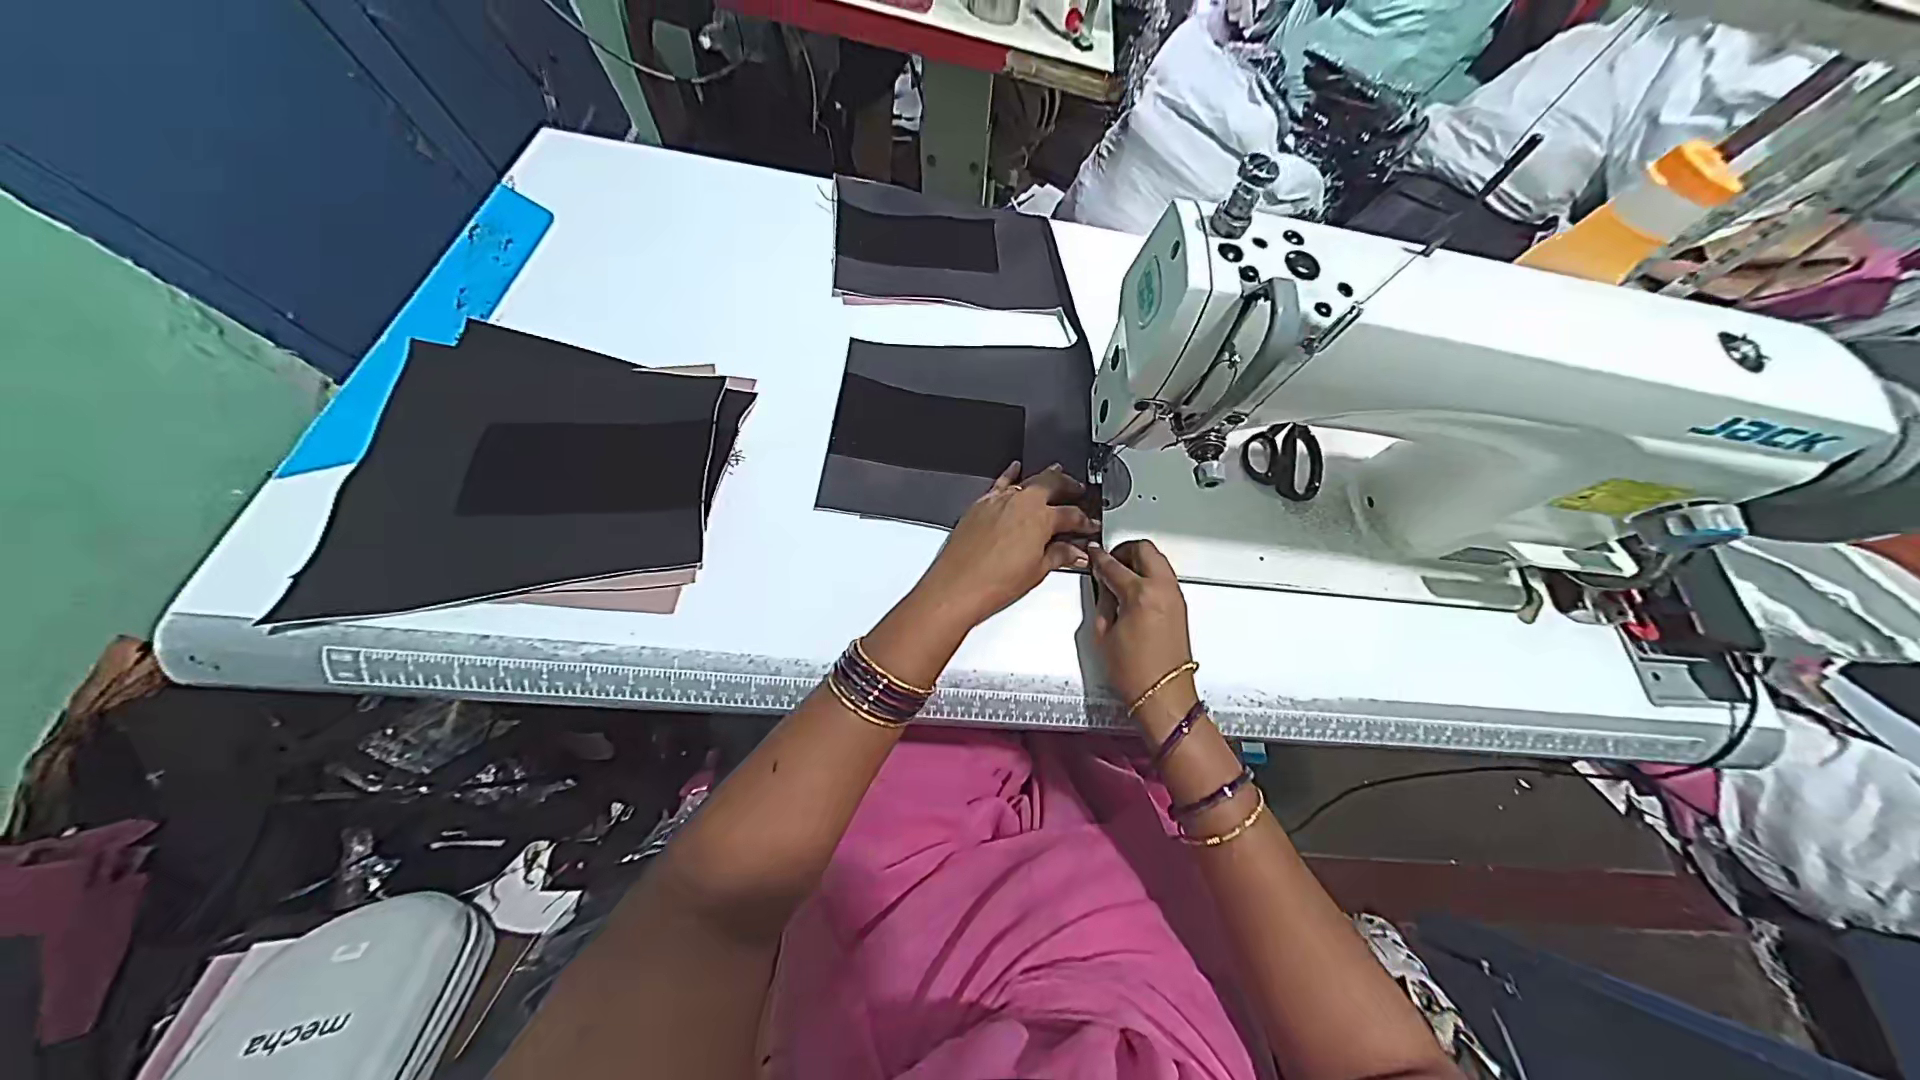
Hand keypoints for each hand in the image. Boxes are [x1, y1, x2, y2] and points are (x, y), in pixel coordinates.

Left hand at [911, 462, 1096, 630]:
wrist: (956, 588)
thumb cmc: (992, 582)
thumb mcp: (1036, 571)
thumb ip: (1058, 555)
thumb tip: (1072, 552)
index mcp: (1041, 518)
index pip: (1072, 515)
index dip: (1085, 521)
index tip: (1090, 526)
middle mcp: (1020, 502)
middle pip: (1052, 484)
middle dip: (1070, 486)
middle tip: (1080, 491)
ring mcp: (998, 501)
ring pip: (1027, 481)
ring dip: (1044, 478)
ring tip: (1057, 475)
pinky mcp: (980, 505)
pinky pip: (999, 483)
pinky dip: (1009, 475)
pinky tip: (1015, 469)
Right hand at [1089, 540, 1193, 714]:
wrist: (1162, 694)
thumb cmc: (1135, 673)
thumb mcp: (1103, 634)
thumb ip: (1103, 600)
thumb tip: (1103, 585)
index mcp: (1140, 594)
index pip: (1114, 565)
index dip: (1099, 558)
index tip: (1094, 554)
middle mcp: (1162, 590)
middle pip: (1144, 550)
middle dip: (1124, 550)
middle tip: (1109, 560)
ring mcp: (1175, 597)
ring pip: (1158, 560)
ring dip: (1138, 560)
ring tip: (1120, 573)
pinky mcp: (1180, 607)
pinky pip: (1164, 577)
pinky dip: (1149, 574)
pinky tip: (1134, 587)